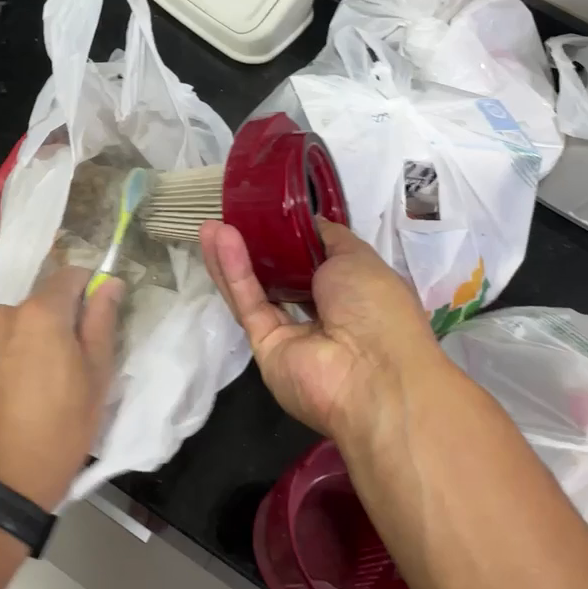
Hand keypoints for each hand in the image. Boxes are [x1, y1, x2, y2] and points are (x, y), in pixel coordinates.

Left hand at [0, 264, 123, 511]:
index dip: (90, 290)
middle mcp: (3, 314)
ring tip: (42, 386)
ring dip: (32, 341)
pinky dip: (10, 359)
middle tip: (74, 364)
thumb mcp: (96, 378)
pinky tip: (17, 395)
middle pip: (42, 303)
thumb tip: (110, 284)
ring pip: (18, 326)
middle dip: (60, 323)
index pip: (71, 275)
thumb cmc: (58, 431)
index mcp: (39, 313)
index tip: (98, 319)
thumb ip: (102, 322)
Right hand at [200, 219, 441, 441]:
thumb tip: (309, 221)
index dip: (292, 237)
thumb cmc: (377, 308)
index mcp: (353, 293)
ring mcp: (292, 333)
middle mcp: (323, 314)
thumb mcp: (358, 257)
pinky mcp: (265, 346)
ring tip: (210, 225)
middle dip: (258, 247)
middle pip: (281, 275)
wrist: (372, 375)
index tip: (269, 212)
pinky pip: (249, 304)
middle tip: (233, 217)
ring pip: (258, 288)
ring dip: (235, 256)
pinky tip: (218, 240)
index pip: (317, 261)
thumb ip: (327, 237)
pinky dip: (234, 272)